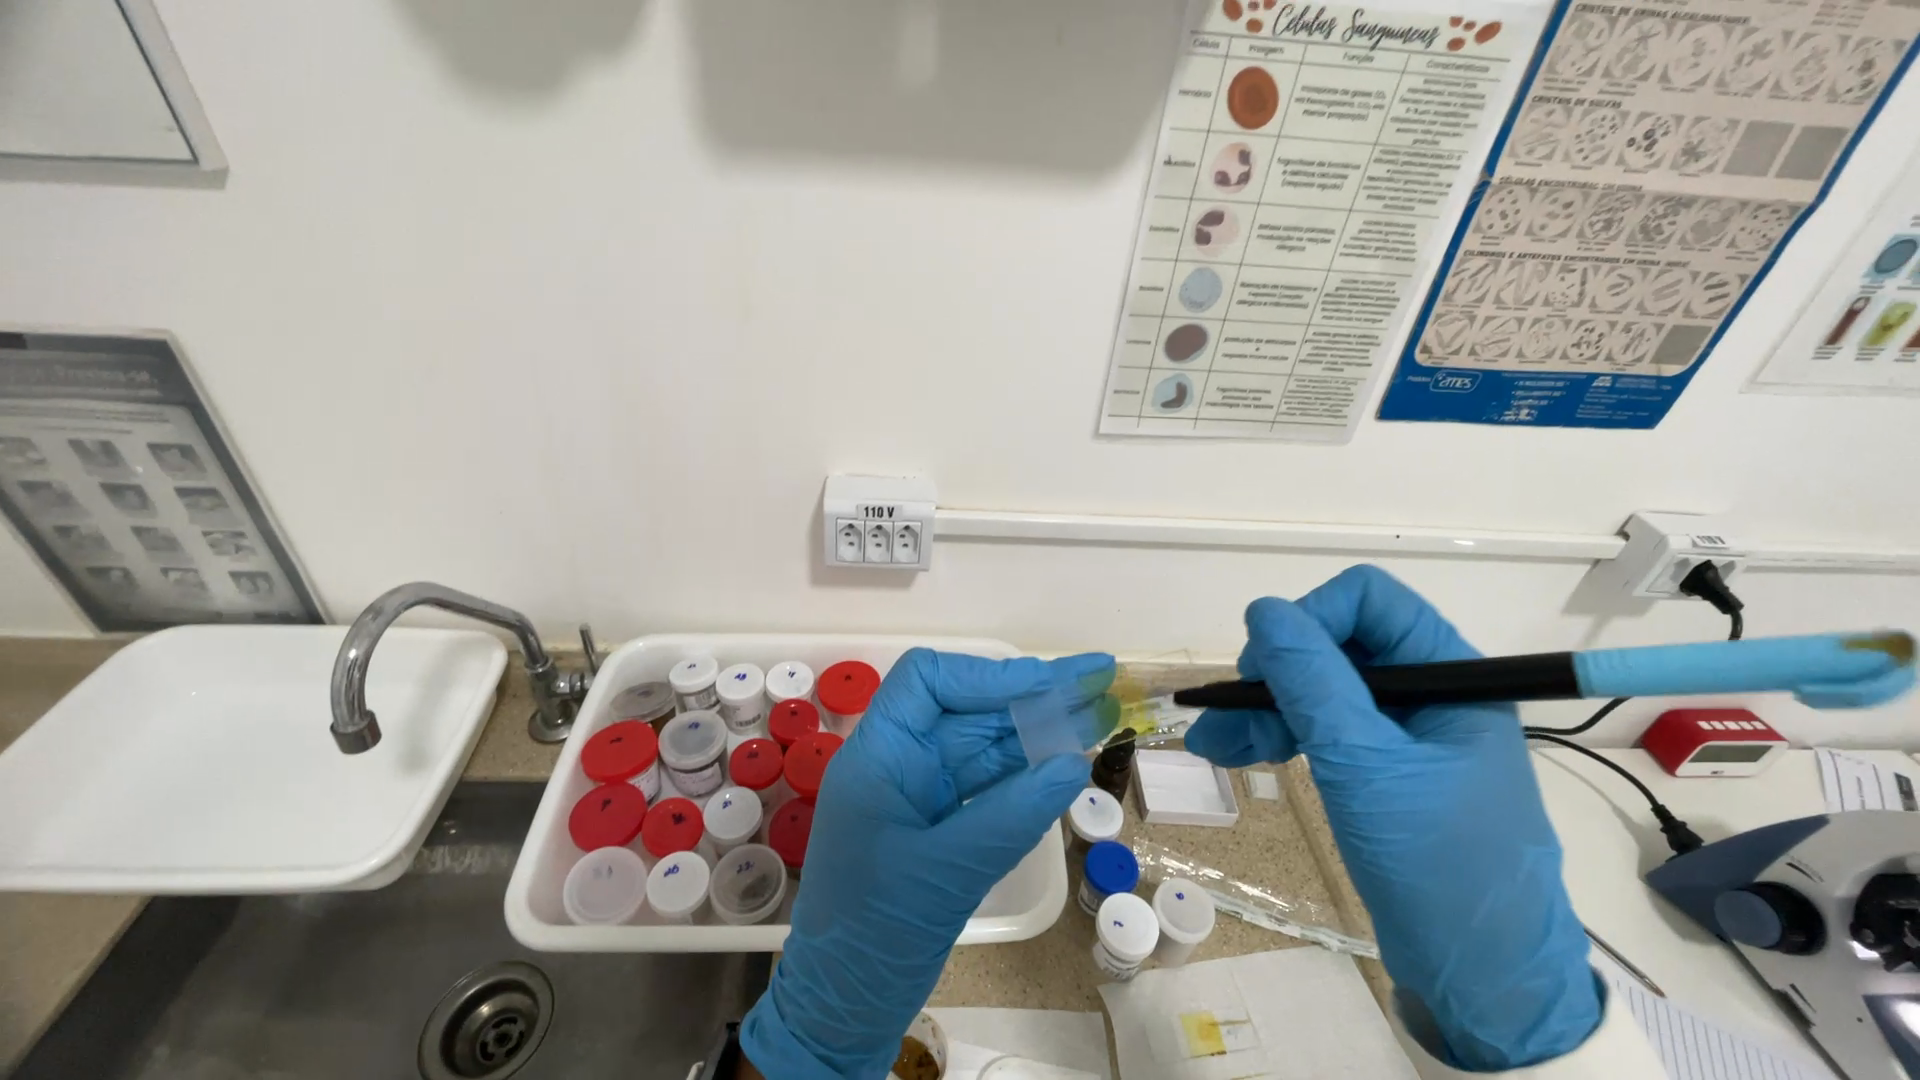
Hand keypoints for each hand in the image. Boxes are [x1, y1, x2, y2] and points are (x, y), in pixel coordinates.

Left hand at [741, 649, 1112, 1078]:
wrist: (844, 1007)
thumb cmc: (876, 933)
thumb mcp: (946, 871)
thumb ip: (1012, 814)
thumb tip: (1073, 764)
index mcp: (880, 756)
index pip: (928, 681)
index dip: (987, 674)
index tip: (1046, 682)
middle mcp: (900, 763)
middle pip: (967, 709)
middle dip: (1031, 694)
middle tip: (1097, 678)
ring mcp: (921, 795)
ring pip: (983, 746)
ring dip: (1038, 730)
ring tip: (1098, 713)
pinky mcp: (940, 827)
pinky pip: (987, 785)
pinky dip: (1026, 773)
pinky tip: (1067, 762)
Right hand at [1184, 566, 1598, 1071]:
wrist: (1482, 980)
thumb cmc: (1435, 863)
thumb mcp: (1362, 764)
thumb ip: (1311, 680)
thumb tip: (1264, 610)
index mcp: (1448, 674)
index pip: (1367, 601)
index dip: (1309, 619)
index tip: (1265, 667)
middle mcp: (1426, 692)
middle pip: (1334, 643)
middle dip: (1274, 673)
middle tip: (1228, 712)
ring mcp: (1403, 733)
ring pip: (1317, 689)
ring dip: (1262, 708)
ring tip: (1211, 745)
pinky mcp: (1381, 770)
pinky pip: (1321, 730)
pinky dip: (1277, 736)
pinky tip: (1232, 753)